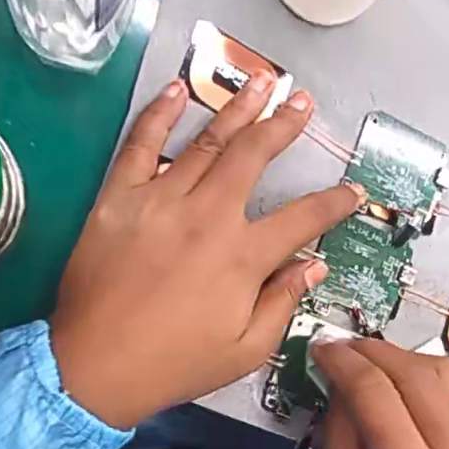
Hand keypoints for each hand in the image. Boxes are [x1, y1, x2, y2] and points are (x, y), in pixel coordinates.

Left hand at [49, 73, 363, 428]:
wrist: (95, 367)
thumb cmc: (173, 365)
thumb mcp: (243, 351)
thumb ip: (282, 304)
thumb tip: (314, 266)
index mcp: (242, 257)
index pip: (303, 219)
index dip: (335, 203)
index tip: (353, 191)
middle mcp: (207, 217)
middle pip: (254, 157)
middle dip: (284, 126)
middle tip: (302, 103)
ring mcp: (159, 201)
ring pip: (205, 142)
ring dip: (237, 109)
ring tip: (260, 81)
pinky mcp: (118, 199)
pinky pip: (139, 145)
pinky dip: (157, 114)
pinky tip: (178, 89)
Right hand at [312, 339, 448, 448]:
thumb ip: (339, 429)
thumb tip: (338, 377)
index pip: (375, 393)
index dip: (343, 363)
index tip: (320, 349)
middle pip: (412, 373)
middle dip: (370, 350)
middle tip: (340, 348)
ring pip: (442, 370)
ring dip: (400, 355)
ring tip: (369, 360)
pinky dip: (425, 370)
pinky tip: (401, 376)